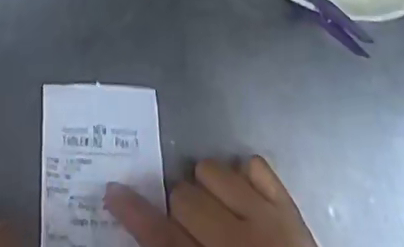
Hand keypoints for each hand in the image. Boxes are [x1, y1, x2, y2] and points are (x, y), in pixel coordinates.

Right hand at [105, 157, 317, 246]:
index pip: (159, 234)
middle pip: (183, 197)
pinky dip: (244, 178)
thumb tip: (148, 232)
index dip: (132, 211)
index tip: (113, 192)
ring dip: (207, 189)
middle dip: (179, 211)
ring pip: (212, 170)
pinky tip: (245, 202)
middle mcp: (236, 241)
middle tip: (188, 231)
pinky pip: (253, 165)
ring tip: (218, 214)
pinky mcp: (290, 207)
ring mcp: (267, 219)